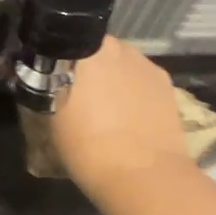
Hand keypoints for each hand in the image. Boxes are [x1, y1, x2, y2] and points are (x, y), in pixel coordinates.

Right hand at [51, 36, 195, 194]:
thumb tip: (48, 82)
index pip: (63, 39)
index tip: (50, 70)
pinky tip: (128, 112)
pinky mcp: (167, 83)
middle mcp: (116, 48)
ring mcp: (145, 65)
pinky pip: (141, 77)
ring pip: (121, 60)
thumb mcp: (51, 116)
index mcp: (82, 51)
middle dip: (86, 62)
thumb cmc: (85, 146)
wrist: (142, 175)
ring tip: (104, 102)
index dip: (57, 53)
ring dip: (111, 73)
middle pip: (95, 46)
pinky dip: (132, 87)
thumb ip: (48, 89)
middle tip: (75, 88)